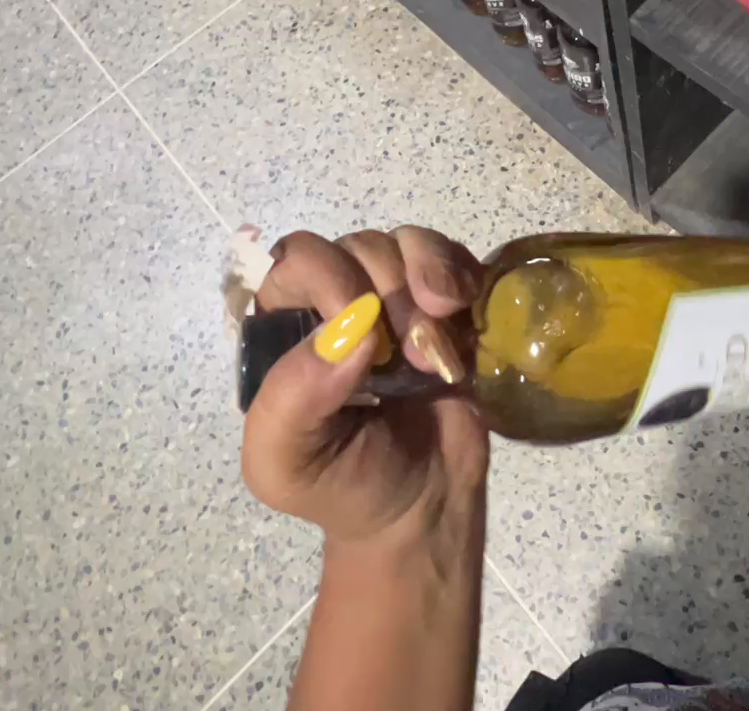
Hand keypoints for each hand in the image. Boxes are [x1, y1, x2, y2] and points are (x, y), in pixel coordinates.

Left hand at [240, 227, 488, 548]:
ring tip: (436, 349)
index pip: (295, 260)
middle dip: (390, 294)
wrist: (424, 505)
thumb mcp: (286, 465)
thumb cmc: (344, 483)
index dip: (329, 277)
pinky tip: (463, 318)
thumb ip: (291, 400)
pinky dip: (461, 278)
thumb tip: (349, 331)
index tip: (364, 328)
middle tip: (408, 355)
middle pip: (359, 246)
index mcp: (287, 329)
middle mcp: (340, 300)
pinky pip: (454, 258)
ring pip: (408, 242)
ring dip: (429, 285)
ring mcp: (399, 297)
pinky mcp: (448, 302)